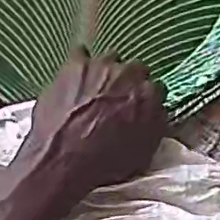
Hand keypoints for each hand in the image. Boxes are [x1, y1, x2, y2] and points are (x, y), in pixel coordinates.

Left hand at [6, 48, 165, 207]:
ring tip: (92, 94)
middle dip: (127, 84)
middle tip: (114, 104)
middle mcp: (130, 74)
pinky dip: (79, 66)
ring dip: (105, 74)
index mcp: (150, 96)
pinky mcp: (75, 64)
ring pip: (110, 60)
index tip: (136, 112)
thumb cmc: (103, 165)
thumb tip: (155, 113)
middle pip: (135, 70)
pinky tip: (74, 80)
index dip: (144, 102)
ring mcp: (102, 66)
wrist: (63, 161)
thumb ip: (154, 126)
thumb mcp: (141, 154)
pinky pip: (80, 54)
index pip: (156, 90)